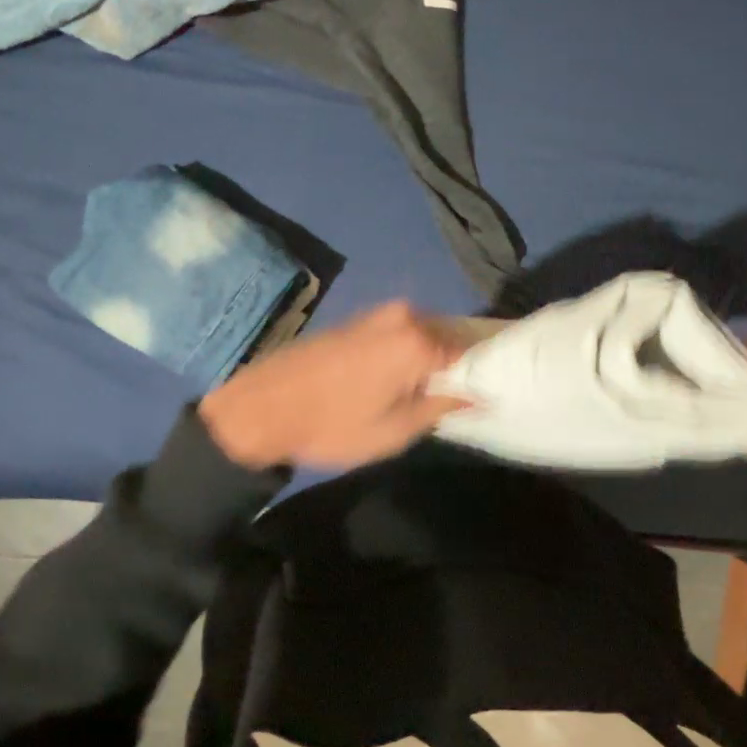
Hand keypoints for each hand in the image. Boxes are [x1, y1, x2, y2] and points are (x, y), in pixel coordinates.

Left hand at [198, 302, 467, 470]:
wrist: (260, 408)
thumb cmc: (332, 426)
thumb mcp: (394, 431)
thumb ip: (442, 407)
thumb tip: (482, 395)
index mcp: (418, 341)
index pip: (473, 351)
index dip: (481, 374)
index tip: (486, 394)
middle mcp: (403, 316)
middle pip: (449, 337)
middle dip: (455, 365)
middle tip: (455, 399)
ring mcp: (377, 314)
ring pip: (423, 335)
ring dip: (429, 360)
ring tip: (426, 395)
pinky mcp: (357, 320)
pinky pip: (399, 334)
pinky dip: (406, 353)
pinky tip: (397, 381)